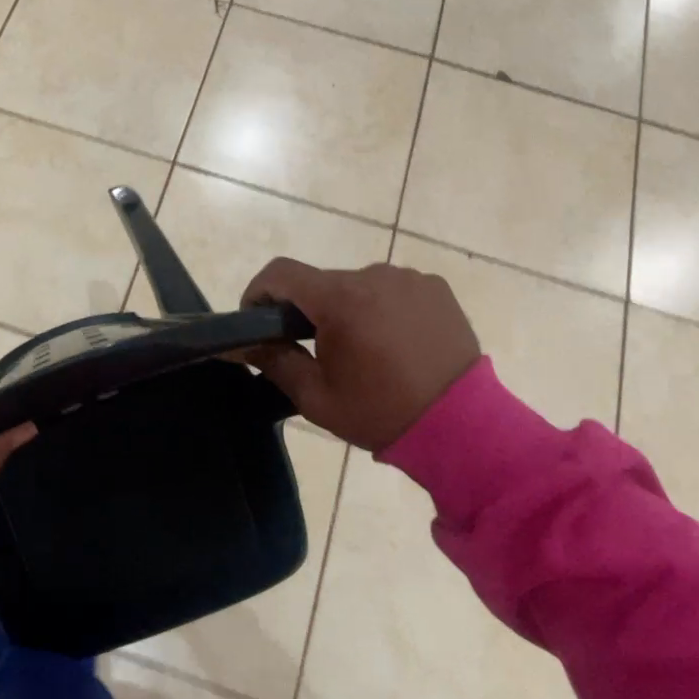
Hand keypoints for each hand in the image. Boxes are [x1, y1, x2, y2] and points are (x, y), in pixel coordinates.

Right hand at [241, 258, 480, 451]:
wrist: (461, 425)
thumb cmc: (380, 413)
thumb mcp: (315, 396)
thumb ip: (274, 360)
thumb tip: (238, 344)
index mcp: (340, 300)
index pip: (280, 273)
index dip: (258, 292)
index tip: (257, 321)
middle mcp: (374, 276)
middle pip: (320, 282)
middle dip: (306, 309)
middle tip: (311, 351)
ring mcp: (409, 279)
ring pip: (357, 286)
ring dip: (346, 309)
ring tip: (360, 351)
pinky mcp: (435, 288)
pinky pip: (392, 290)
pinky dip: (380, 309)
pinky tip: (392, 344)